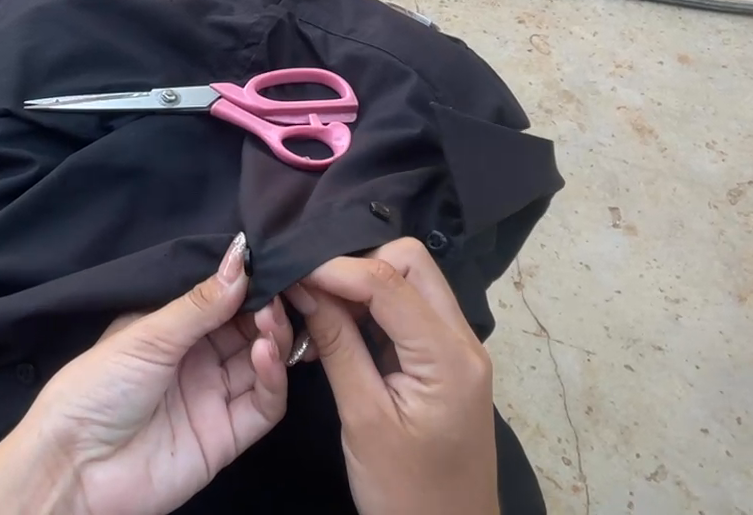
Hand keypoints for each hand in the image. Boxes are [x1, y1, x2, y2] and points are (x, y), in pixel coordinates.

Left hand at [0, 233, 291, 514]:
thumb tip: (241, 259)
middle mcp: (196, 358)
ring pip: (259, 363)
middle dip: (264, 308)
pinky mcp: (228, 436)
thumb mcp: (148, 334)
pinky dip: (273, 378)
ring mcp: (213, 396)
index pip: (220, 300)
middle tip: (278, 291)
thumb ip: (199, 303)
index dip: (244, 284)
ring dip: (273, 338)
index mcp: (172, 328)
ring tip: (272, 319)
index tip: (268, 262)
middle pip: (245, 330)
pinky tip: (267, 353)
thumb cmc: (99, 384)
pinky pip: (263, 406)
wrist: (78, 465)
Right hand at [285, 238, 498, 514]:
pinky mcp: (444, 358)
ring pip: (410, 277)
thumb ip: (335, 342)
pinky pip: (408, 306)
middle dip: (356, 262)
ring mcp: (457, 347)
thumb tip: (301, 285)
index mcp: (449, 356)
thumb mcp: (362, 418)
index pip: (387, 281)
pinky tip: (339, 324)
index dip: (333, 267)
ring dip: (363, 281)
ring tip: (319, 305)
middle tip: (312, 288)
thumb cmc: (405, 492)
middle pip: (410, 261)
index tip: (289, 271)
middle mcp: (463, 339)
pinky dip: (372, 303)